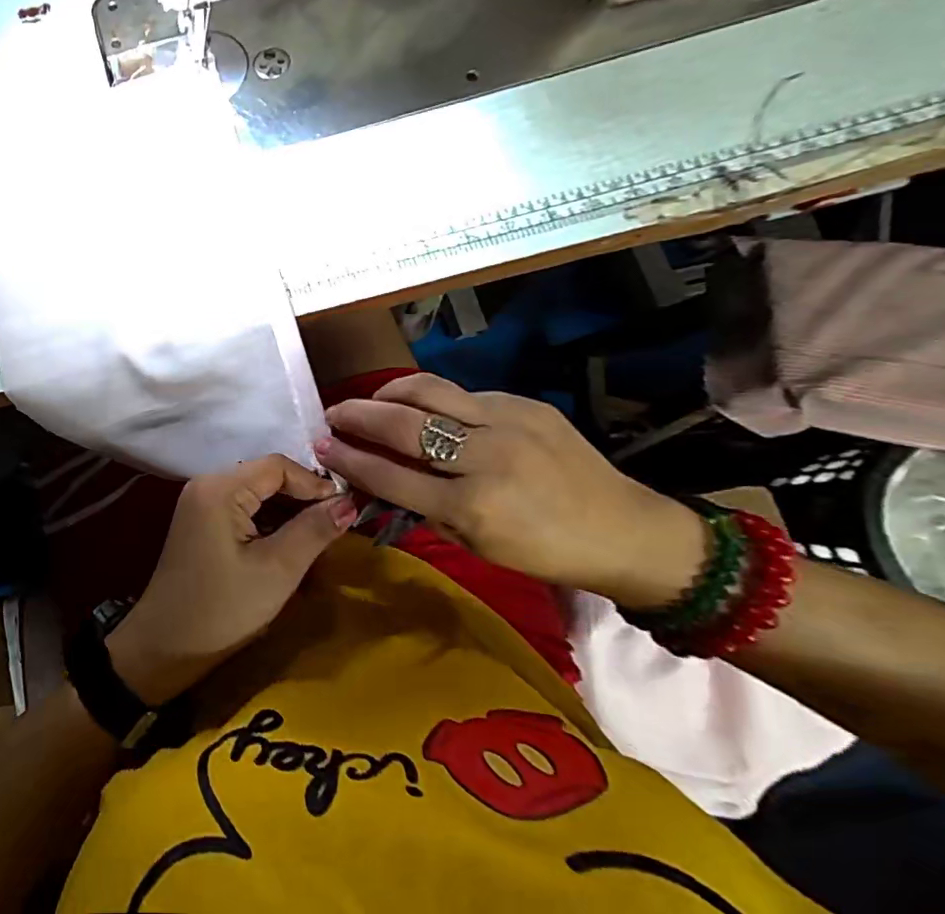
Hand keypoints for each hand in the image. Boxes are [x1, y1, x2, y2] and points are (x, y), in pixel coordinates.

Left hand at [108, 455, 355, 703]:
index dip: (316, 484)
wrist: (164, 649)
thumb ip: (315, 530)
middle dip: (304, 499)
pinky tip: (290, 544)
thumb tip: (350, 502)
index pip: (279, 466)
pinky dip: (270, 522)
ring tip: (320, 536)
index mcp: (220, 488)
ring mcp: (201, 503)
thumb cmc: (222, 609)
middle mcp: (207, 484)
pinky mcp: (201, 523)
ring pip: (258, 494)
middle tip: (336, 524)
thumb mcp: (277, 570)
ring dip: (289, 512)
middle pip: (268, 477)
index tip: (345, 510)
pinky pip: (244, 509)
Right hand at [316, 373, 707, 609]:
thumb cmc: (545, 552)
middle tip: (333, 412)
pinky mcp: (526, 404)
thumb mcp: (478, 546)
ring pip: (431, 391)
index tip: (323, 445)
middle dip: (358, 415)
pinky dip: (437, 400)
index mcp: (471, 507)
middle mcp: (485, 457)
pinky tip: (428, 408)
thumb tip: (386, 479)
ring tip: (373, 398)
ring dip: (391, 391)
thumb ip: (428, 510)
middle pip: (403, 424)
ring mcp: (507, 422)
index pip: (392, 475)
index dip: (350, 459)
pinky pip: (466, 395)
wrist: (622, 529)